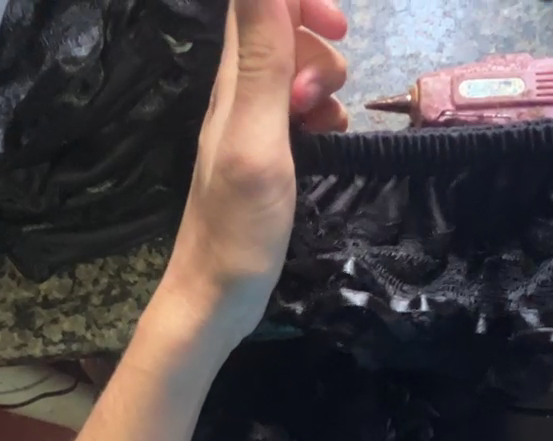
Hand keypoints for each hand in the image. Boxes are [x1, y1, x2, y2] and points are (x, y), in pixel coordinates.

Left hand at [149, 0, 348, 354]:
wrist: (217, 299)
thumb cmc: (238, 229)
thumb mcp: (255, 138)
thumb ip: (261, 57)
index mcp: (234, 81)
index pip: (258, 2)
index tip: (334, 28)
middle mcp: (239, 95)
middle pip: (283, 30)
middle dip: (319, 44)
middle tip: (324, 95)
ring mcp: (252, 129)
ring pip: (296, 74)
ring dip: (324, 87)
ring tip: (322, 130)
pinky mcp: (265, 160)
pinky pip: (299, 116)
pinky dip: (320, 121)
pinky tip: (323, 148)